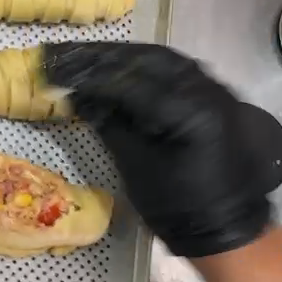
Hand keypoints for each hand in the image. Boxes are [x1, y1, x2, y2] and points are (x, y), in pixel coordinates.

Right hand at [41, 42, 281, 257]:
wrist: (225, 227)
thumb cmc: (177, 206)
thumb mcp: (135, 166)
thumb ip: (108, 124)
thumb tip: (78, 96)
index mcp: (188, 111)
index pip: (129, 81)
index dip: (89, 74)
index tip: (56, 70)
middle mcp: (206, 90)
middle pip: (146, 59)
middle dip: (103, 57)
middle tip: (66, 55)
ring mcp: (215, 90)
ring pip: (162, 60)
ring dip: (122, 57)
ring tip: (86, 57)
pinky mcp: (215, 97)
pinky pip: (176, 70)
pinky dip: (144, 67)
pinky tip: (119, 69)